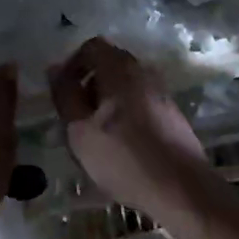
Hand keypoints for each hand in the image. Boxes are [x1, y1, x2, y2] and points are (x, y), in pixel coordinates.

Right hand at [49, 38, 216, 218]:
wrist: (183, 191)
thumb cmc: (124, 157)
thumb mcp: (80, 129)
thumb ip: (65, 95)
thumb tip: (54, 69)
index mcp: (120, 70)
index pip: (91, 47)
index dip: (72, 63)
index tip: (62, 91)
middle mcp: (144, 73)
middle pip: (109, 64)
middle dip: (88, 84)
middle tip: (75, 114)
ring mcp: (162, 94)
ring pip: (125, 85)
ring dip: (106, 101)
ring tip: (94, 133)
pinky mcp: (172, 116)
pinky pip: (140, 102)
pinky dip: (124, 113)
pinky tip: (120, 144)